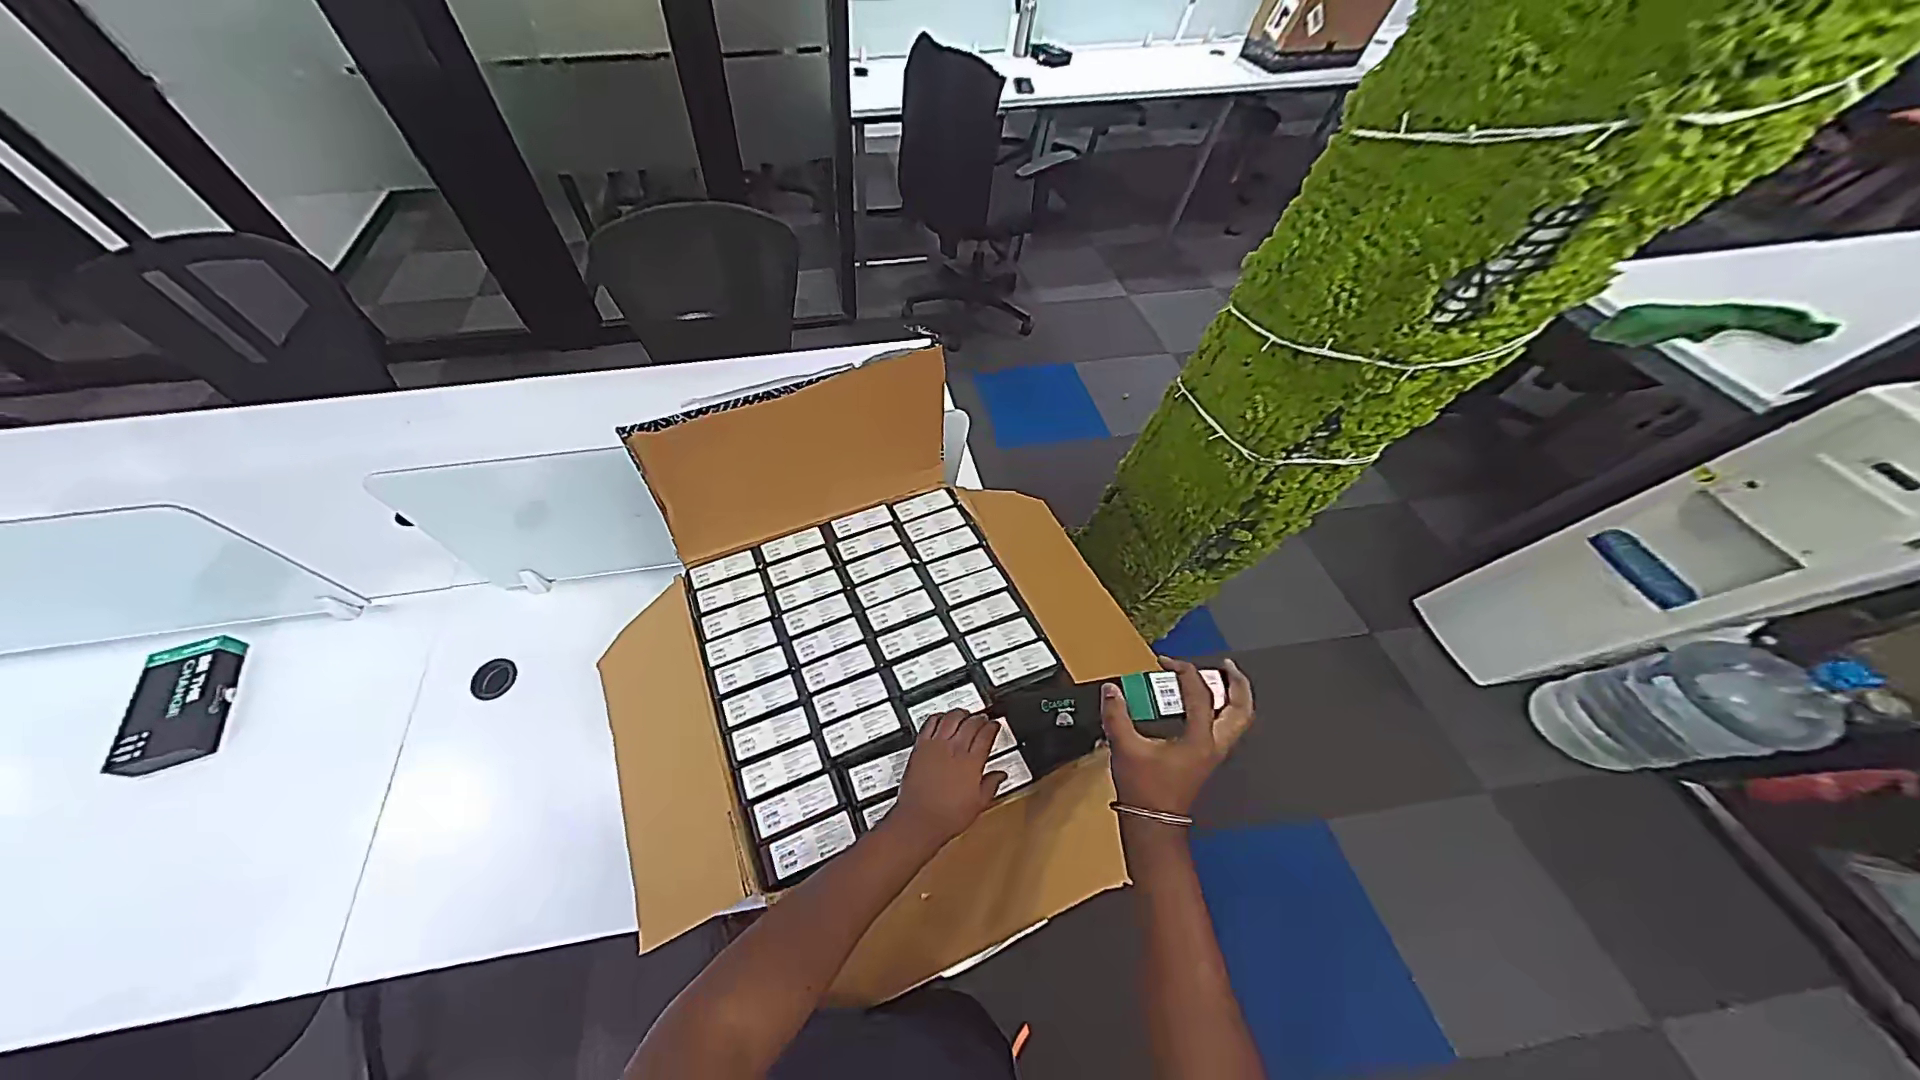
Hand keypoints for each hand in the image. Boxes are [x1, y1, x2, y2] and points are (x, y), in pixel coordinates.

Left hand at [888, 710, 1006, 846]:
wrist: (919, 821)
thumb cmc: (947, 816)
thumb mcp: (978, 804)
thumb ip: (991, 785)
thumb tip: (1000, 776)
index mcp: (972, 763)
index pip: (986, 734)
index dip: (993, 726)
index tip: (995, 725)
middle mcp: (955, 750)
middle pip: (971, 722)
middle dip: (980, 718)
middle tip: (983, 719)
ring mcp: (936, 746)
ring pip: (951, 718)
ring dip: (960, 714)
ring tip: (964, 714)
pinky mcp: (920, 747)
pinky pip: (929, 723)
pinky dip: (938, 717)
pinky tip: (941, 718)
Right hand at [1103, 657, 1253, 815]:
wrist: (1152, 822)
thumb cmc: (1144, 791)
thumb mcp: (1126, 747)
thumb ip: (1117, 715)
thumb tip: (1112, 691)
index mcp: (1199, 740)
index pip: (1200, 695)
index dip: (1184, 672)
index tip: (1167, 663)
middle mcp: (1213, 746)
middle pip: (1241, 710)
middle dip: (1237, 684)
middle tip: (1225, 666)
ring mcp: (1212, 754)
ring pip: (1237, 721)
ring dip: (1232, 698)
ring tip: (1220, 681)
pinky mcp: (1205, 759)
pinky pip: (1223, 729)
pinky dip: (1220, 712)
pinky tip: (1201, 706)